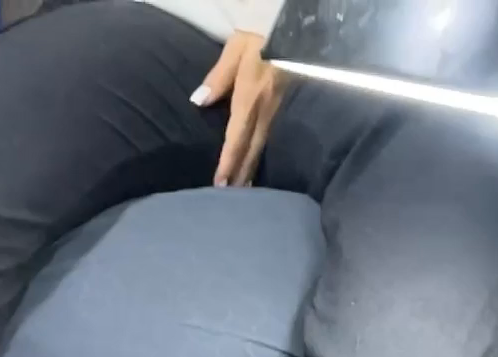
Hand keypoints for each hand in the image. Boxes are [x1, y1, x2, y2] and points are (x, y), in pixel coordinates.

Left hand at [192, 31, 285, 186]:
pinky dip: (262, 149)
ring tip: (244, 187)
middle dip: (241, 173)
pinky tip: (257, 159)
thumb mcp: (236, 47)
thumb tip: (199, 101)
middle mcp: (267, 106)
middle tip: (232, 197)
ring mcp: (279, 104)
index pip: (237, 137)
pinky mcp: (286, 99)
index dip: (228, 162)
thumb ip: (219, 77)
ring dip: (252, 166)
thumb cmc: (262, 28)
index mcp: (252, 96)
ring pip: (263, 142)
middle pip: (252, 147)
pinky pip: (271, 131)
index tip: (219, 184)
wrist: (298, 17)